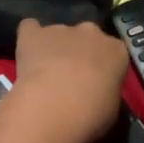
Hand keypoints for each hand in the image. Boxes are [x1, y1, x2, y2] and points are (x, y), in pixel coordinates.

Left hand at [10, 18, 128, 142]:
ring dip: (54, 48)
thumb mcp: (111, 107)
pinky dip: (29, 38)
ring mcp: (61, 29)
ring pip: (59, 34)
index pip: (113, 52)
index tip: (96, 83)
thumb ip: (105, 91)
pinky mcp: (33, 33)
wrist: (56, 106)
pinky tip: (27, 53)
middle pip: (86, 37)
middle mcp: (91, 32)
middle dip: (79, 52)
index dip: (103, 67)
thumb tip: (96, 92)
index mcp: (116, 51)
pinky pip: (30, 28)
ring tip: (44, 73)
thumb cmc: (91, 114)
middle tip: (70, 77)